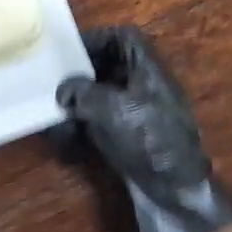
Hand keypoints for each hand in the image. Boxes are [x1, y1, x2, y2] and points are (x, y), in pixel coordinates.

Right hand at [55, 27, 231, 231]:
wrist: (177, 192)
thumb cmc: (150, 140)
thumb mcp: (112, 109)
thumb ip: (83, 92)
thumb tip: (64, 90)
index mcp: (149, 70)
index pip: (124, 39)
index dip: (97, 38)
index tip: (68, 49)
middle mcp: (145, 88)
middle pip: (111, 67)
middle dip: (81, 74)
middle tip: (53, 81)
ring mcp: (138, 116)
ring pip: (103, 97)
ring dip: (78, 104)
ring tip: (56, 114)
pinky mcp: (131, 141)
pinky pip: (102, 124)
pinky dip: (83, 128)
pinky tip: (66, 139)